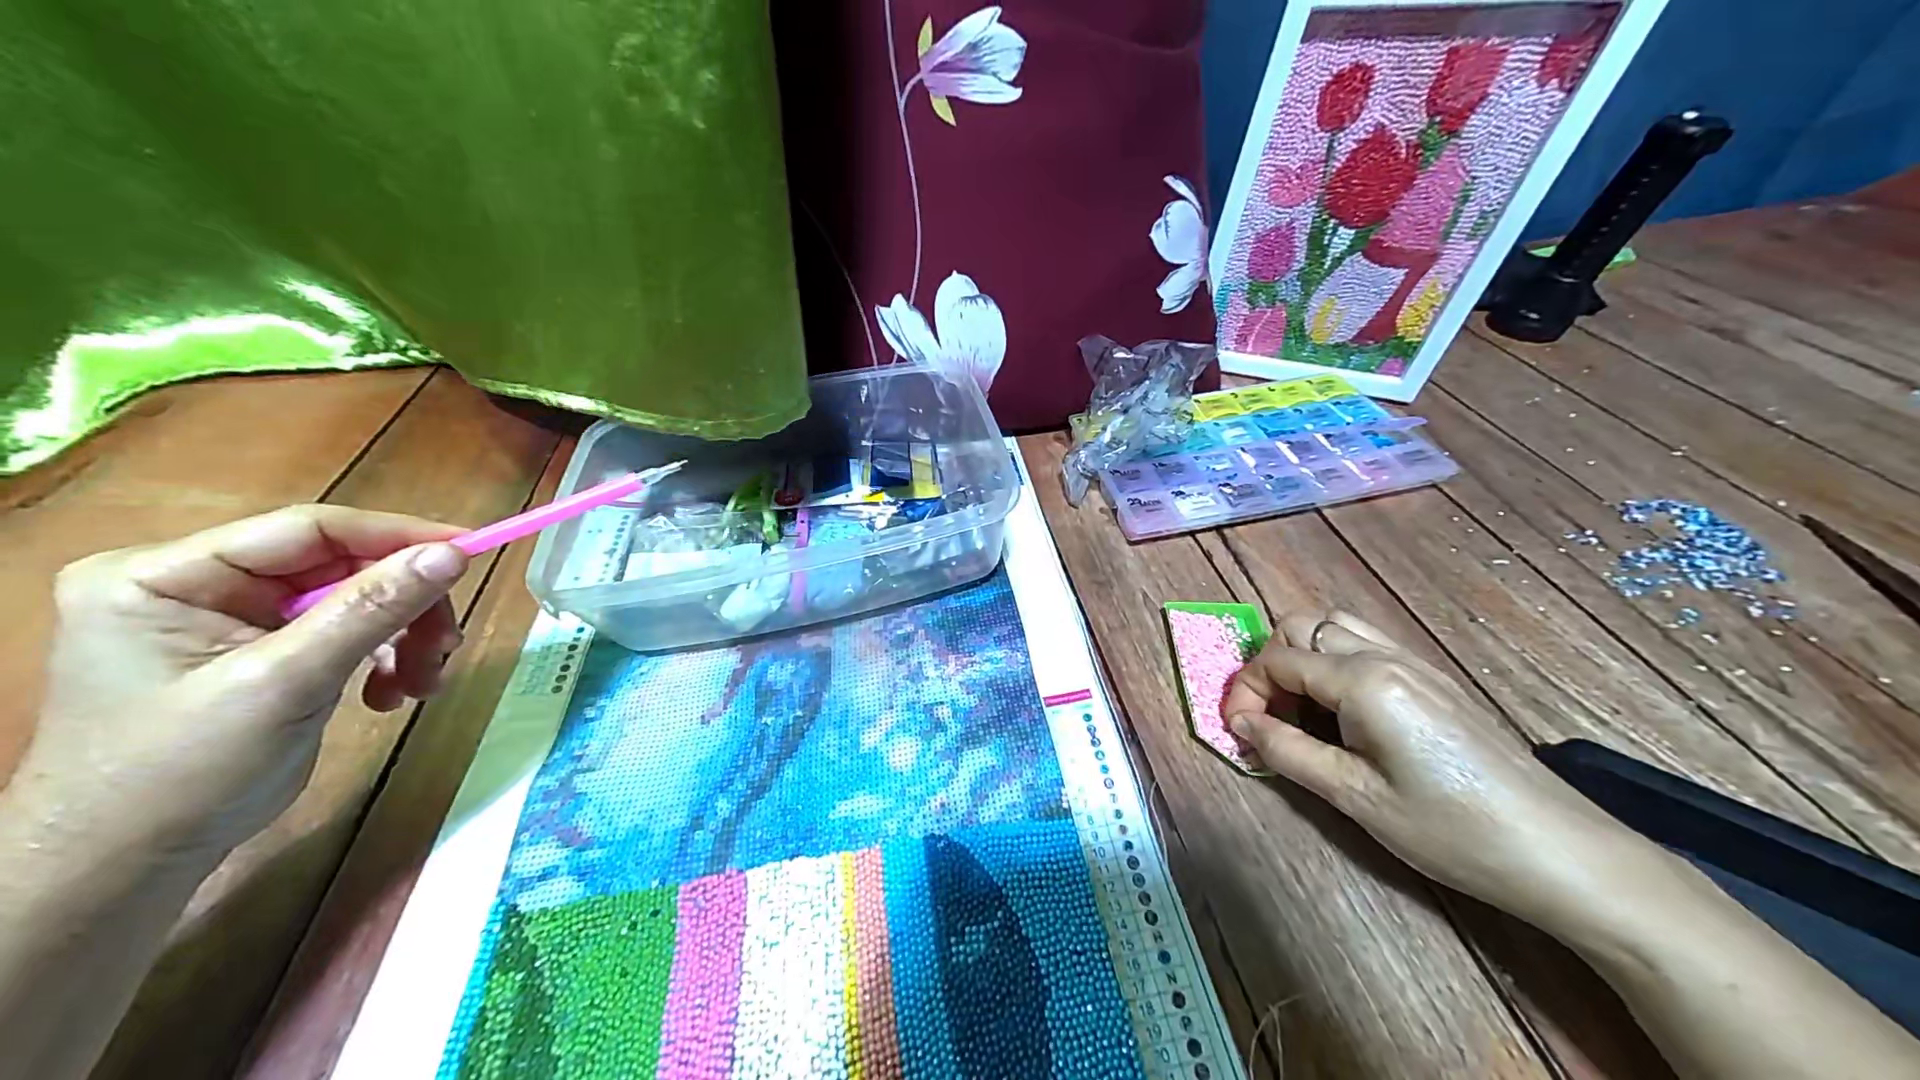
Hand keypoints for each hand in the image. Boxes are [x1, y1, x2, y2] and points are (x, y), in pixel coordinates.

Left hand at [17, 506, 470, 859]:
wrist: (129, 866)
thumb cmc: (184, 772)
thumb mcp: (287, 682)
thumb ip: (371, 610)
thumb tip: (452, 554)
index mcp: (168, 574)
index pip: (310, 530)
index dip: (398, 536)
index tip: (472, 551)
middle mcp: (200, 582)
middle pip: (343, 568)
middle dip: (405, 609)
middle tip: (446, 648)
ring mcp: (233, 618)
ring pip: (358, 601)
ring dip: (404, 640)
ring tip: (421, 685)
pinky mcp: (266, 650)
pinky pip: (350, 633)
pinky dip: (385, 660)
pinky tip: (390, 697)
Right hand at [1224, 610, 1653, 932]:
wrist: (1562, 853)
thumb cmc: (1450, 829)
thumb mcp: (1354, 797)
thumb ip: (1287, 752)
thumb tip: (1240, 724)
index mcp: (1364, 681)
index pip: (1278, 661)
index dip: (1246, 691)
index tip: (1237, 731)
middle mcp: (1386, 656)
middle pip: (1301, 625)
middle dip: (1269, 664)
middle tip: (1267, 715)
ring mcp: (1415, 663)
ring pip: (1334, 625)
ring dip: (1301, 655)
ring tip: (1298, 707)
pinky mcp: (1434, 680)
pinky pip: (1366, 644)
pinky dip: (1333, 660)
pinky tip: (1340, 710)